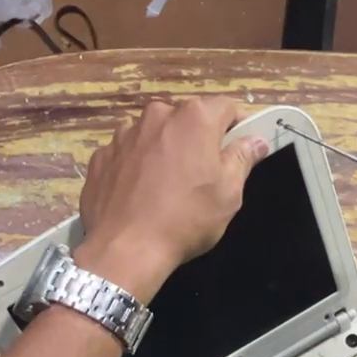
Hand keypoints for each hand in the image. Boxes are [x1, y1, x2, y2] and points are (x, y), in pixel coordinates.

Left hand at [75, 99, 268, 300]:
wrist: (125, 248)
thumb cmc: (186, 219)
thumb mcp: (229, 194)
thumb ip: (242, 159)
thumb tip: (255, 140)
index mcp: (195, 117)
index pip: (226, 108)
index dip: (236, 128)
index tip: (238, 151)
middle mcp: (157, 115)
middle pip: (186, 119)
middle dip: (196, 140)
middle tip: (200, 176)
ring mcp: (124, 134)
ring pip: (154, 135)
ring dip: (163, 151)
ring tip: (164, 188)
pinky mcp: (101, 157)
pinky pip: (126, 155)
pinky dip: (134, 168)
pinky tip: (137, 196)